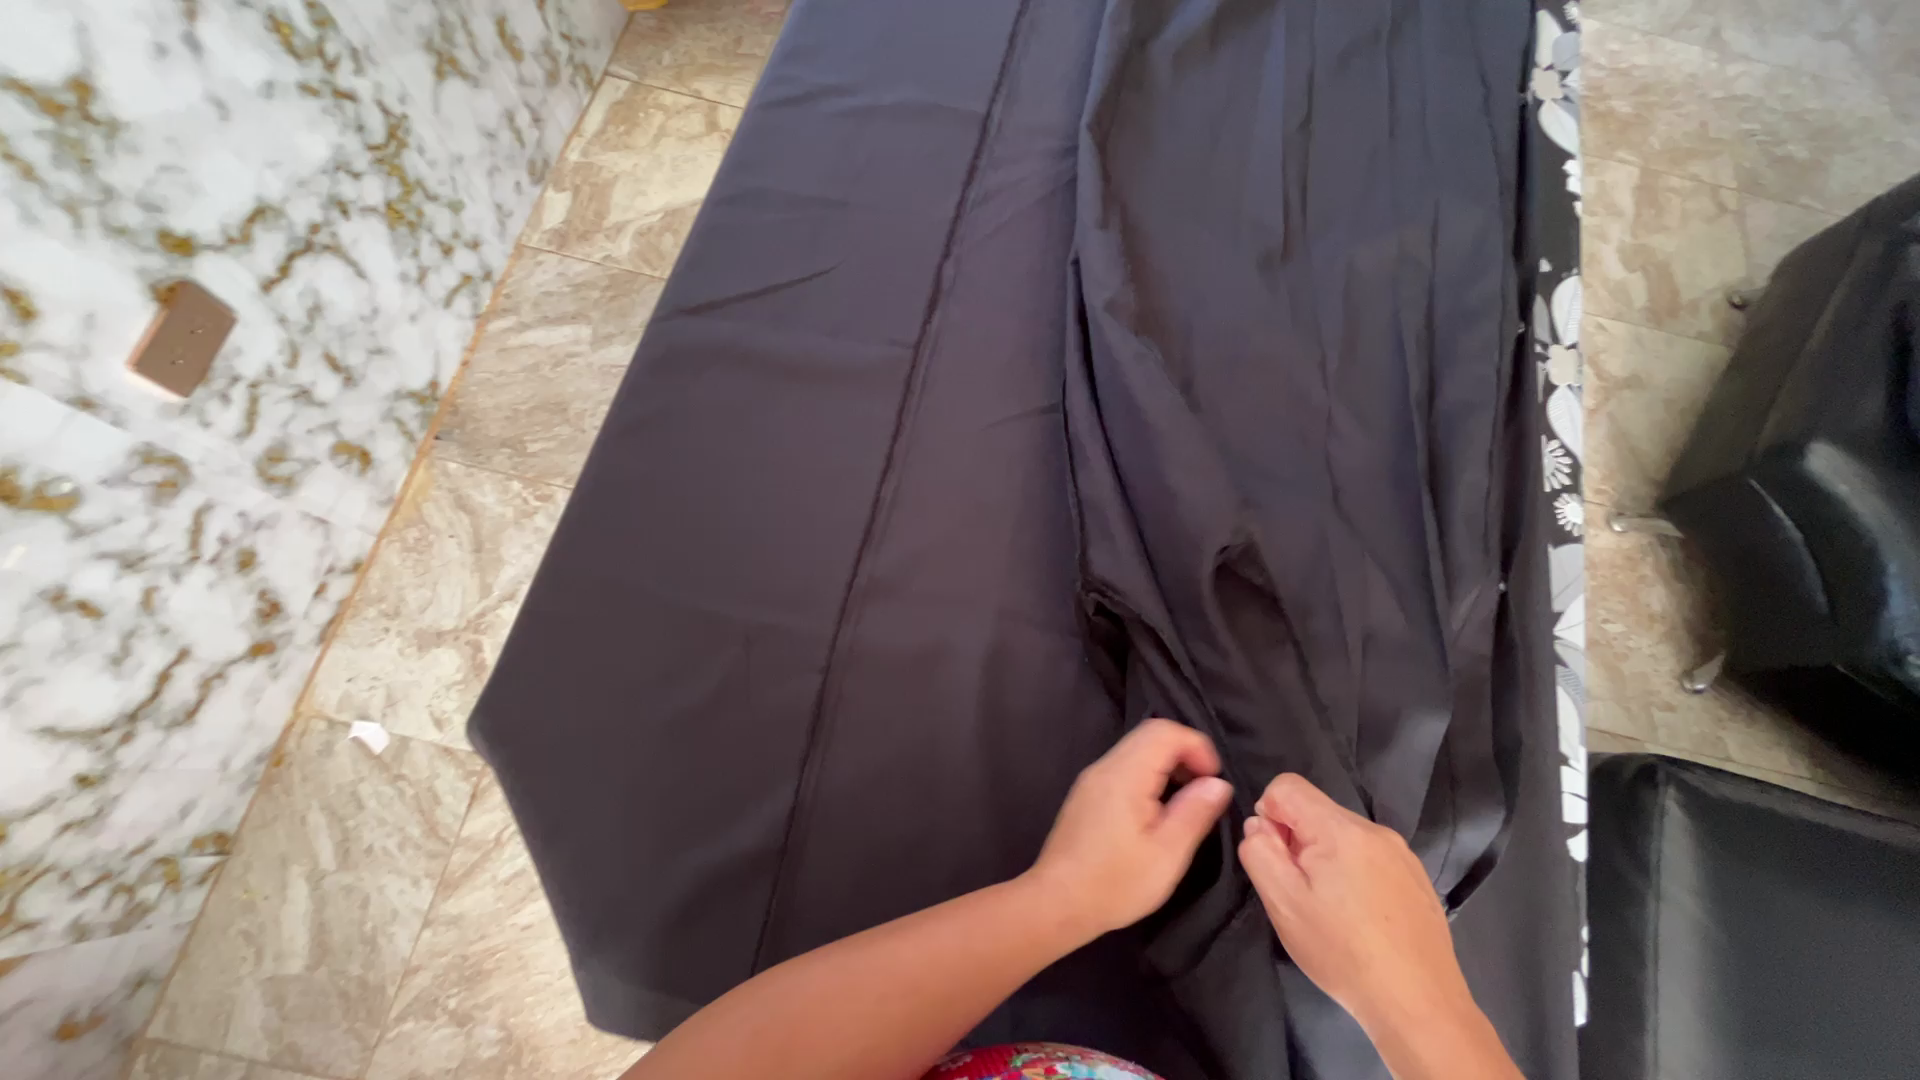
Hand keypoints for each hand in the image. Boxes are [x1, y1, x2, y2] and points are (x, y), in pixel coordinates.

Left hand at [1022, 719, 1233, 938]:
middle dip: (1184, 754)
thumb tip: (1218, 783)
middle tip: (1204, 790)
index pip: (1164, 731)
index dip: (1197, 746)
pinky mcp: (1086, 794)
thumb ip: (1195, 812)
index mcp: (1124, 774)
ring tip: (1185, 803)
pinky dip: (1148, 776)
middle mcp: (1104, 767)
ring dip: (1167, 766)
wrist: (1058, 902)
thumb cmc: (1116, 882)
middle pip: (1149, 735)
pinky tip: (1157, 810)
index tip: (1214, 780)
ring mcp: (1091, 779)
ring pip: (1135, 750)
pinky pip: (1123, 768)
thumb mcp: (1167, 853)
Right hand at [1237, 774, 1473, 1033]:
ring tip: (1330, 909)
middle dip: (1296, 840)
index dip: (1268, 813)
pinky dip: (1352, 874)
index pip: (1287, 785)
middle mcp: (1375, 830)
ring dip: (1324, 858)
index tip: (1276, 857)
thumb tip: (1259, 824)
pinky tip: (1359, 917)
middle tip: (1300, 891)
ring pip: (1341, 834)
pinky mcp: (1416, 878)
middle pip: (1315, 810)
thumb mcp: (1282, 902)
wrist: (1420, 1006)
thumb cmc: (1342, 952)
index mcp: (1340, 829)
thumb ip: (1259, 851)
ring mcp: (1401, 854)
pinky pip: (1368, 856)